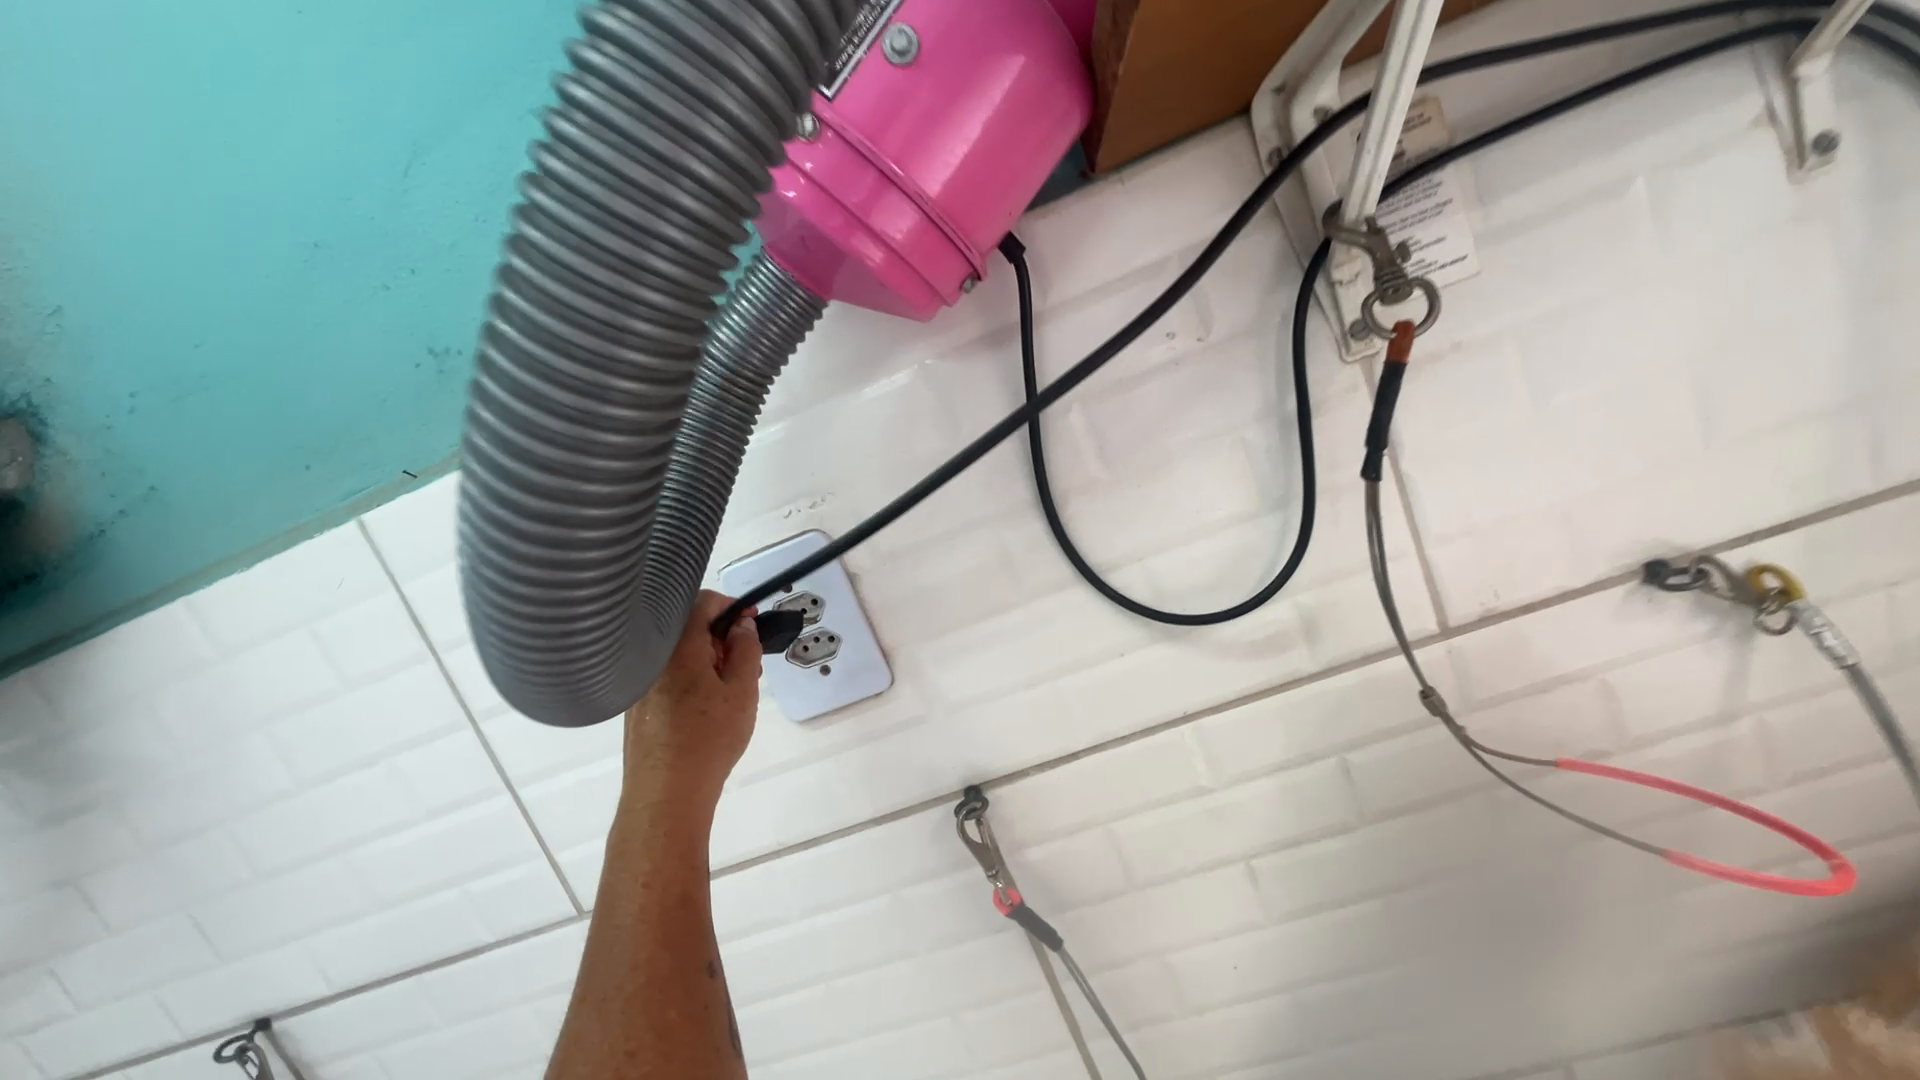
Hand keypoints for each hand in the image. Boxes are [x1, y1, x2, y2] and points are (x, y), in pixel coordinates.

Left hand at [622, 590, 762, 807]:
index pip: (701, 602)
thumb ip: (746, 650)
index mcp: (677, 648)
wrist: (666, 796)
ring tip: (731, 689)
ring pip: (677, 654)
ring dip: (706, 658)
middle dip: (721, 636)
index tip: (751, 623)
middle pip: (687, 627)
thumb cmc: (709, 740)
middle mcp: (651, 658)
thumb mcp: (742, 692)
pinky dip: (689, 678)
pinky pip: (665, 676)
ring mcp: (640, 683)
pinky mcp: (636, 705)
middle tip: (748, 662)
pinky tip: (705, 707)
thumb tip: (742, 625)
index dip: (730, 607)